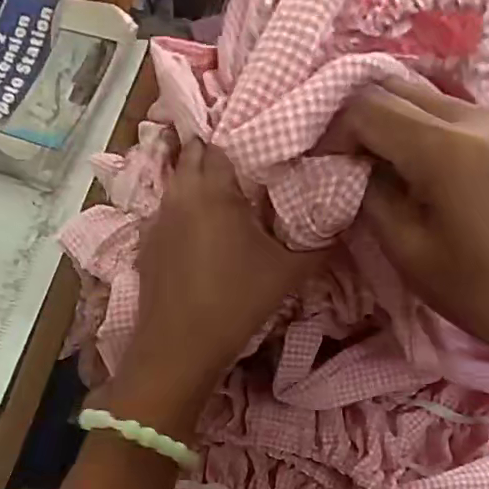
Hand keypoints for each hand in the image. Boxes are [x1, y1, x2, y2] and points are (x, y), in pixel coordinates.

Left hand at [112, 139, 321, 421]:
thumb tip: (342, 223)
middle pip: (193, 155)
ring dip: (197, 187)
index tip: (260, 154)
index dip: (241, 142)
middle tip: (244, 175)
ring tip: (225, 204)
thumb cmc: (237, 302)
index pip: (221, 141)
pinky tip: (200, 239)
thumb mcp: (288, 274)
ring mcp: (156, 218)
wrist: (180, 347)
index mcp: (212, 187)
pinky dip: (183, 216)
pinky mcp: (146, 244)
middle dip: (215, 158)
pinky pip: (166, 214)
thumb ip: (319, 244)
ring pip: (177, 185)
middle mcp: (179, 192)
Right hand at [331, 79, 488, 370]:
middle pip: (395, 87)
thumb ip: (368, 193)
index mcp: (446, 149)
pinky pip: (447, 108)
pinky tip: (410, 160)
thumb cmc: (468, 288)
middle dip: (358, 119)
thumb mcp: (403, 247)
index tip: (324, 163)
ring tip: (372, 161)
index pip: (368, 108)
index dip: (335, 131)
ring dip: (388, 119)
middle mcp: (475, 116)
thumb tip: (347, 164)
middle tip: (341, 158)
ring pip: (421, 93)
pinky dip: (417, 124)